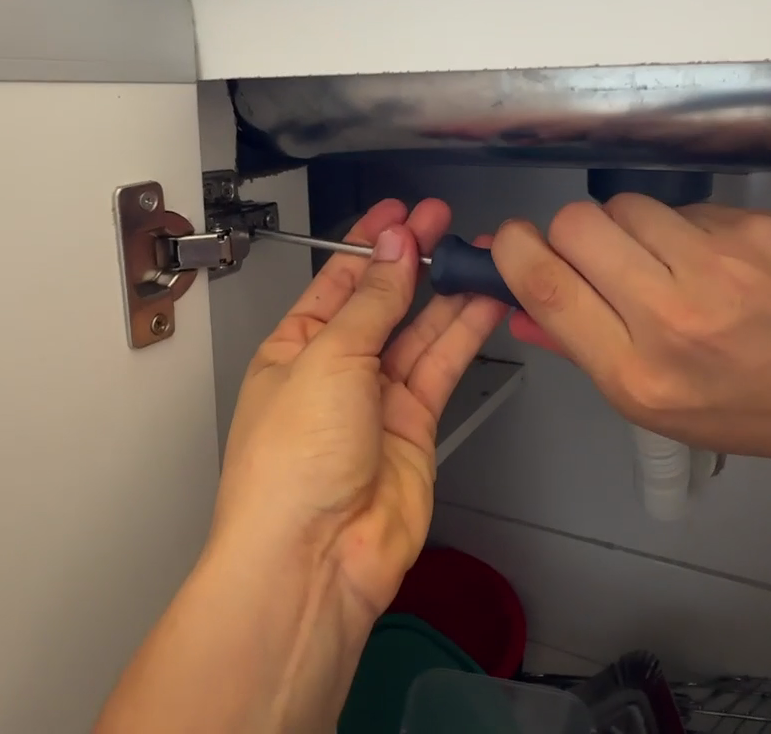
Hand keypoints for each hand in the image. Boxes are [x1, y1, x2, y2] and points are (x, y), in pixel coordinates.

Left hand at [213, 198, 507, 614]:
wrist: (315, 559)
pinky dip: (463, 332)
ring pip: (418, 331)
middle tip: (443, 221)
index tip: (399, 211)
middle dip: (411, 259)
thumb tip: (392, 248)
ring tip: (474, 252)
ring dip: (444, 292)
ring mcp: (377, 400)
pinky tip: (482, 302)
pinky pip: (441, 366)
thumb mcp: (328, 359)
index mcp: (294, 349)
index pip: (336, 280)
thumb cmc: (288, 469)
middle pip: (381, 301)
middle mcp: (336, 372)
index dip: (368, 241)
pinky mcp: (415, 427)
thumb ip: (372, 301)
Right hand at [489, 193, 770, 474]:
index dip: (510, 250)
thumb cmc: (766, 414)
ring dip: (625, 227)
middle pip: (572, 225)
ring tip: (663, 260)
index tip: (509, 241)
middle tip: (594, 256)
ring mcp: (718, 263)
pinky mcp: (755, 227)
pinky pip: (682, 208)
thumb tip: (522, 306)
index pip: (543, 284)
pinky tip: (717, 261)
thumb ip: (585, 352)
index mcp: (640, 376)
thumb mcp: (666, 409)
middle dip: (566, 232)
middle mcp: (672, 316)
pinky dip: (681, 228)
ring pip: (623, 205)